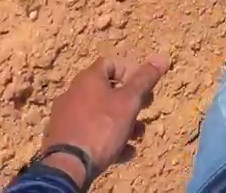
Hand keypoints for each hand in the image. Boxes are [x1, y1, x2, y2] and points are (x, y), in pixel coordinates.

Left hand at [39, 55, 170, 186]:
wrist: (68, 167)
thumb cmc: (102, 126)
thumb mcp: (129, 101)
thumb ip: (145, 79)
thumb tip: (162, 58)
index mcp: (88, 79)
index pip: (112, 63)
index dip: (131, 72)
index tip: (143, 86)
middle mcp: (73, 94)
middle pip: (107, 90)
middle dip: (130, 101)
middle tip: (144, 109)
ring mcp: (66, 118)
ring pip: (100, 114)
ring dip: (122, 122)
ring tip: (137, 136)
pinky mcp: (63, 140)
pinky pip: (90, 133)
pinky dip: (107, 138)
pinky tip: (123, 153)